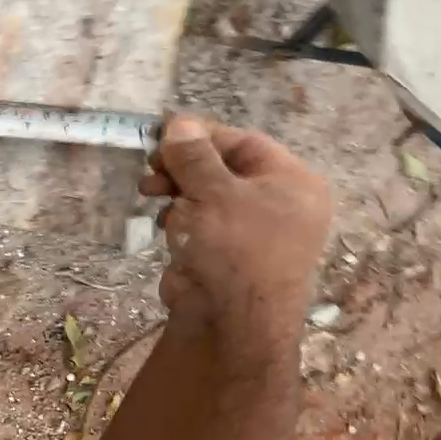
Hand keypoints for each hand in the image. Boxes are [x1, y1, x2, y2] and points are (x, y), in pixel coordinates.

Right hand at [141, 116, 331, 342]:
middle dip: (182, 165)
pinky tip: (164, 222)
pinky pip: (201, 216)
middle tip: (150, 169)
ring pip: (207, 190)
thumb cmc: (232, 246)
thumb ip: (193, 156)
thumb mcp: (212, 192)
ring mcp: (253, 226)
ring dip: (174, 187)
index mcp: (292, 182)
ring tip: (148, 193)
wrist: (230, 316)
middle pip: (223, 165)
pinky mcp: (226, 246)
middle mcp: (279, 201)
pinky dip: (179, 213)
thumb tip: (179, 123)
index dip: (200, 137)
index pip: (242, 142)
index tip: (158, 138)